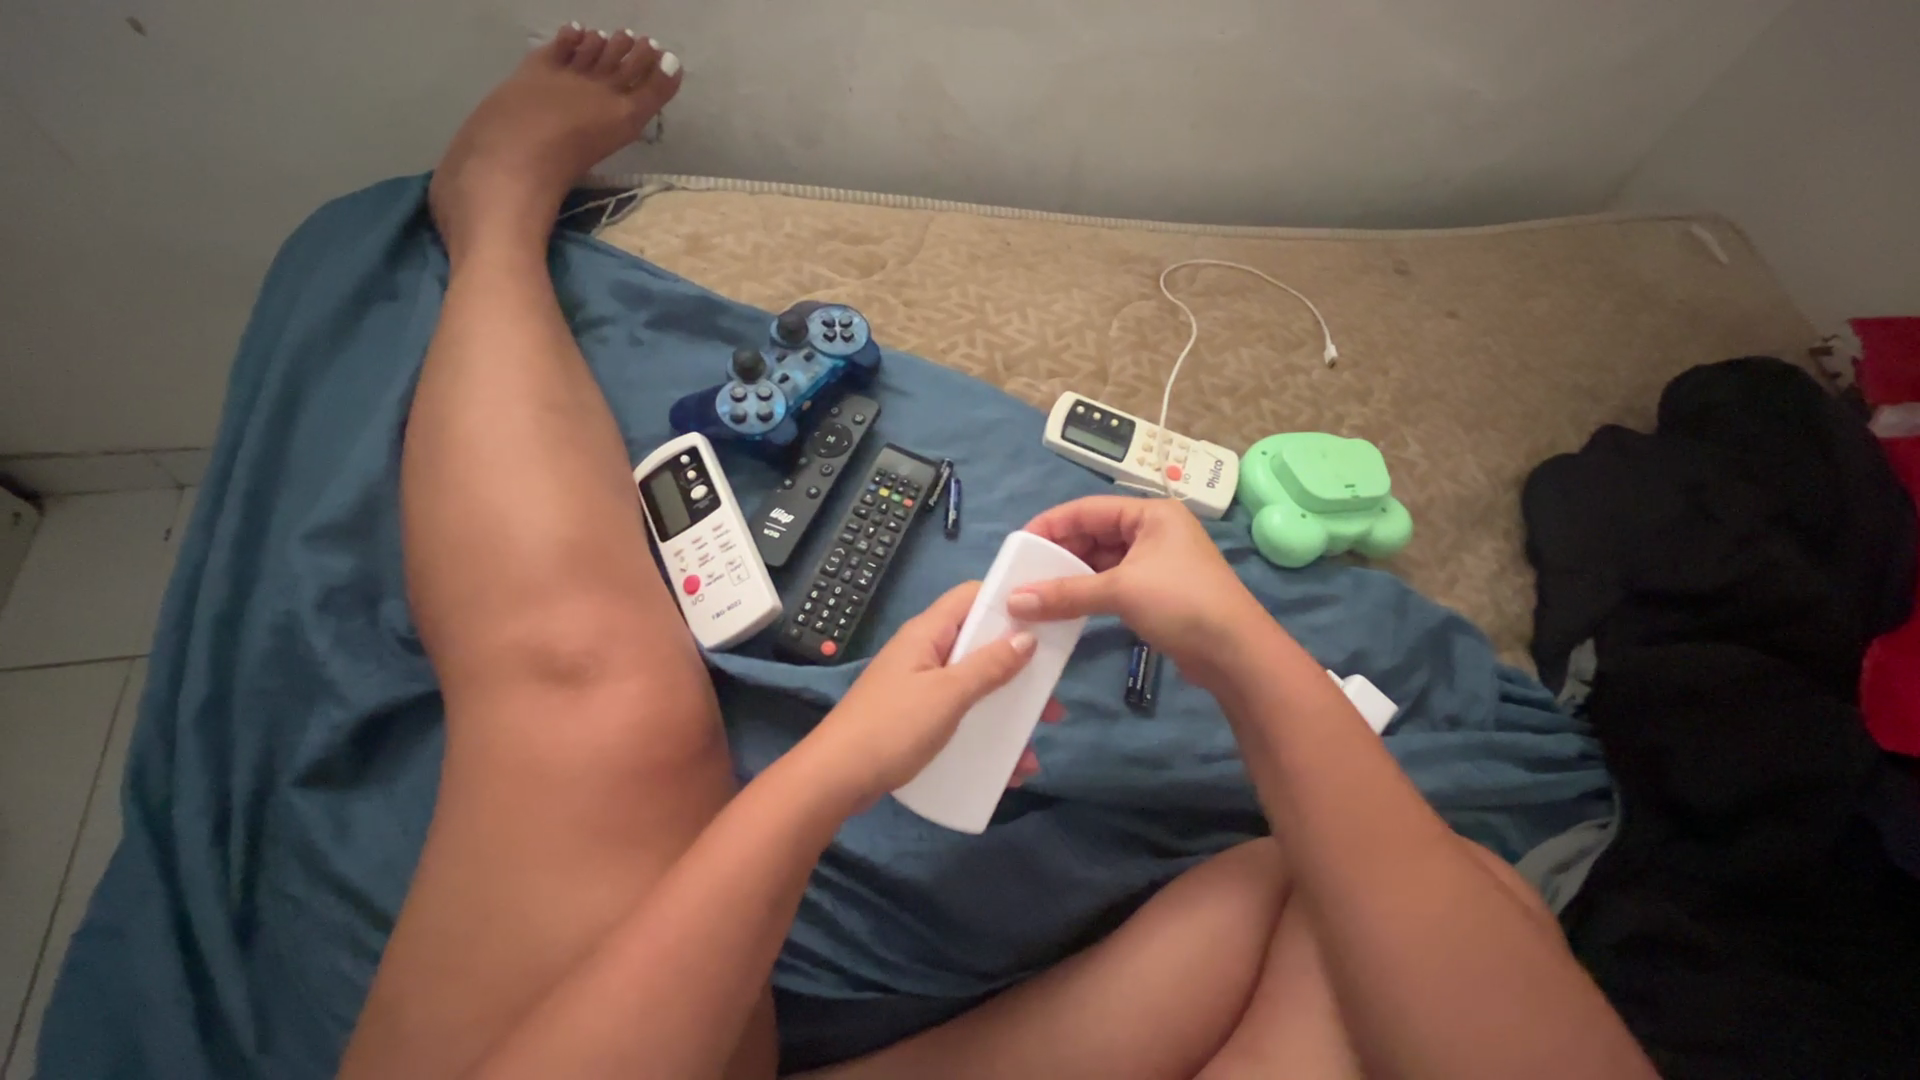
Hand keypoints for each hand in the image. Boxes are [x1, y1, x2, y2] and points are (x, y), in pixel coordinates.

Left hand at [803, 581, 1039, 801]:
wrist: (836, 779)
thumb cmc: (892, 727)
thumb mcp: (948, 694)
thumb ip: (988, 666)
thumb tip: (1026, 636)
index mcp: (927, 634)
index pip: (971, 597)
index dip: (1007, 600)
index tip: (1045, 617)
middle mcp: (925, 654)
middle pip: (980, 647)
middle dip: (1018, 671)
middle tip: (1051, 696)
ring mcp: (921, 688)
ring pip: (975, 688)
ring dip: (1006, 712)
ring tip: (1034, 742)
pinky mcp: (918, 720)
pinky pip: (961, 718)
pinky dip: (985, 737)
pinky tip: (1008, 768)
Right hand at [1009, 496, 1270, 685]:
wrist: (1236, 654)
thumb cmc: (1182, 603)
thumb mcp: (1121, 591)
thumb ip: (1066, 593)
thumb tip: (1015, 601)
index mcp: (1150, 514)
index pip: (1087, 510)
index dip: (1050, 525)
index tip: (1017, 545)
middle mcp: (1152, 531)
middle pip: (1093, 534)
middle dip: (1058, 554)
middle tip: (1022, 574)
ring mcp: (1155, 562)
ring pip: (1100, 562)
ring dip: (1070, 577)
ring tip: (1035, 593)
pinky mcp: (1155, 591)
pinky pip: (1110, 584)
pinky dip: (1087, 593)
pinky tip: (1062, 607)